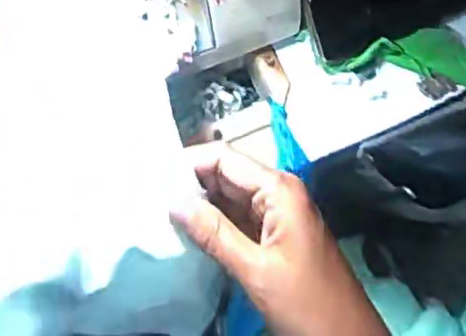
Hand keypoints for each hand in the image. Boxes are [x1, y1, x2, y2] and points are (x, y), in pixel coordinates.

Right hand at [171, 143, 388, 335]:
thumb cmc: (309, 308)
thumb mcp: (257, 272)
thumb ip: (215, 234)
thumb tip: (175, 202)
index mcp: (277, 187)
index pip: (223, 158)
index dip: (190, 164)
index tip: (156, 179)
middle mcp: (278, 190)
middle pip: (226, 173)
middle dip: (192, 184)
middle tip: (156, 198)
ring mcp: (278, 213)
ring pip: (230, 196)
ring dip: (202, 204)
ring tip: (166, 213)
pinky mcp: (276, 235)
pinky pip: (240, 218)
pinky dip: (217, 223)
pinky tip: (193, 233)